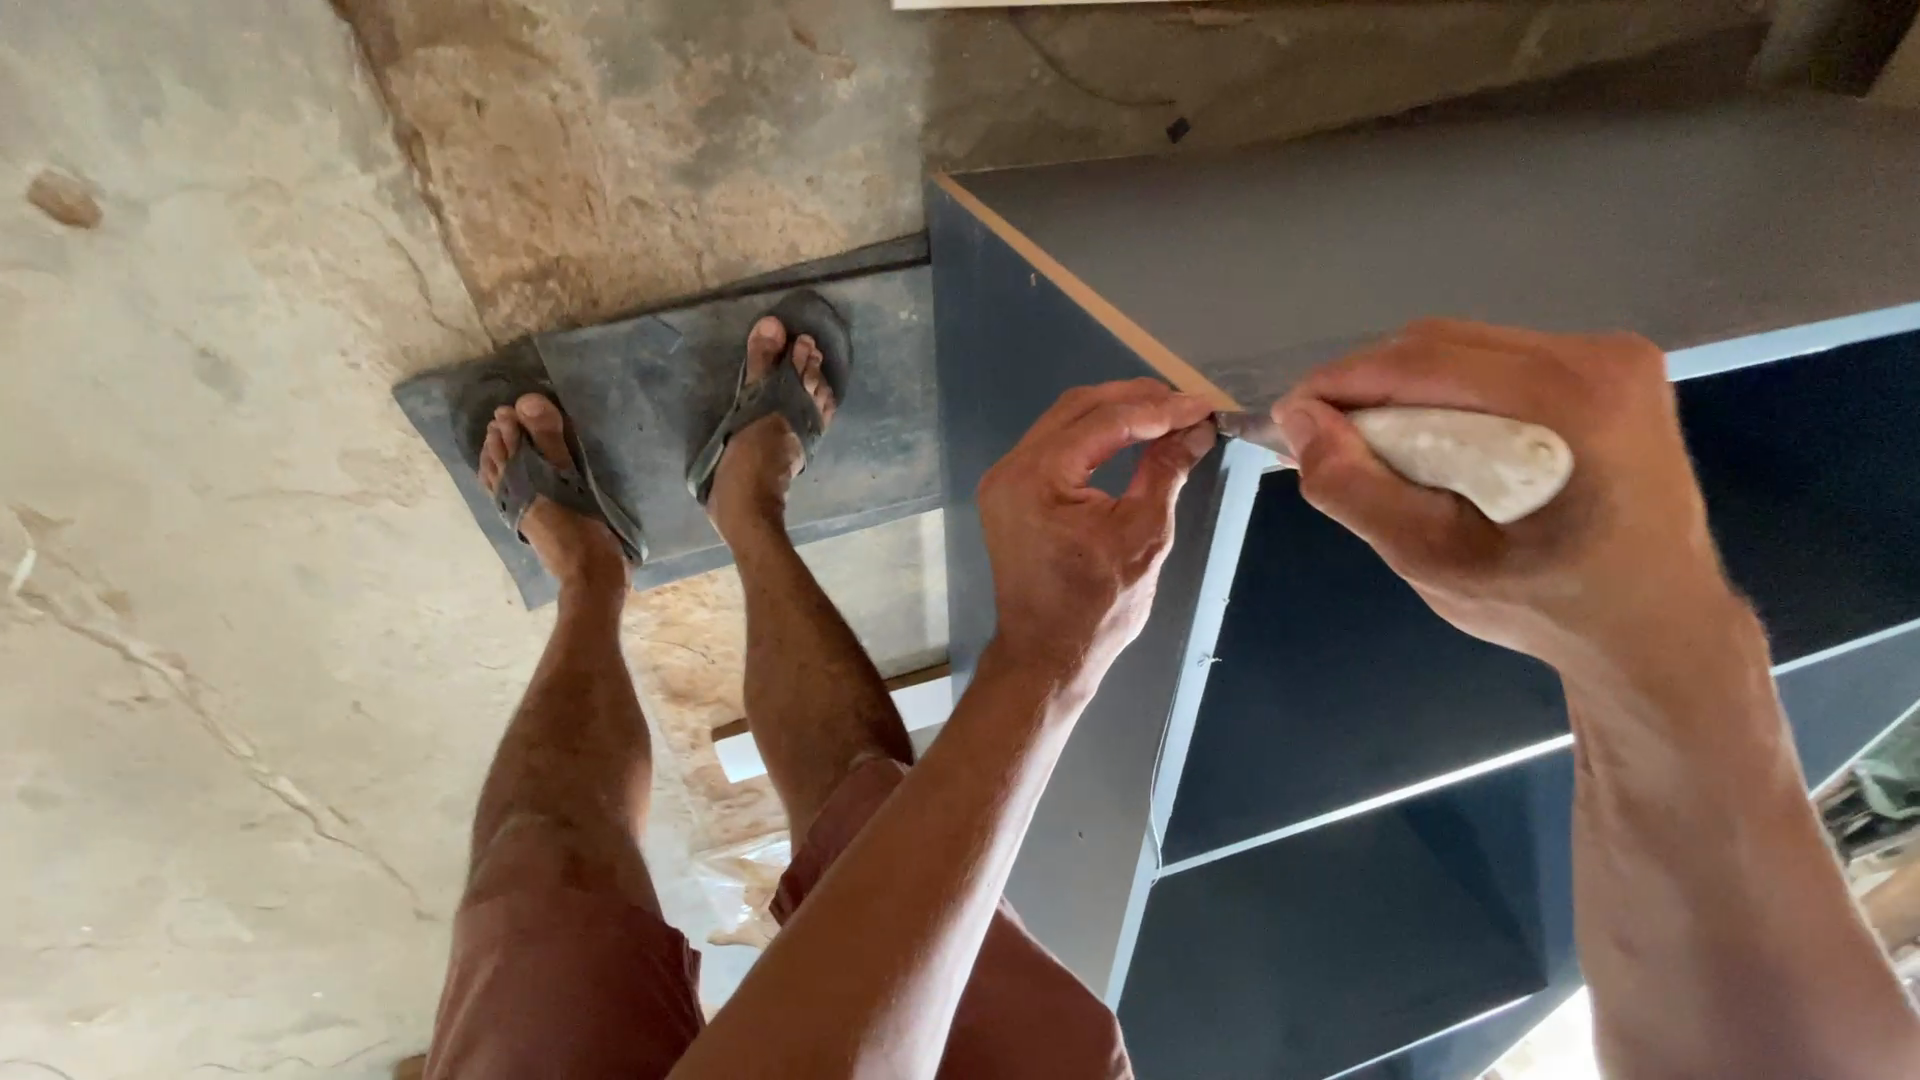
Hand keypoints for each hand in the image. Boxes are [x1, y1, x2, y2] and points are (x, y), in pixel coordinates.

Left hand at [978, 379, 1216, 683]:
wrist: (1048, 655)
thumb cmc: (1098, 607)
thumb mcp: (1143, 536)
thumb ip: (1166, 471)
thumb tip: (1197, 429)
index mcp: (1036, 478)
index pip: (1104, 422)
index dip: (1159, 409)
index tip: (1203, 405)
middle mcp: (1010, 469)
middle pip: (1077, 408)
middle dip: (1135, 399)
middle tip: (1186, 405)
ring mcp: (1004, 480)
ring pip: (1063, 422)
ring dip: (1114, 413)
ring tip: (1165, 414)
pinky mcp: (1010, 493)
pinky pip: (1054, 446)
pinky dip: (1092, 436)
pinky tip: (1128, 435)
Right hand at [1274, 319, 1740, 675]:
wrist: (1652, 626)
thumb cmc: (1540, 602)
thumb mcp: (1427, 557)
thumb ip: (1354, 487)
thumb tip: (1297, 420)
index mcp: (1565, 397)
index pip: (1416, 361)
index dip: (1335, 383)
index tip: (1285, 423)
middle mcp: (1595, 356)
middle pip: (1436, 345)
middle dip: (1362, 386)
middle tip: (1320, 441)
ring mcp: (1610, 358)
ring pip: (1459, 349)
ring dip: (1397, 390)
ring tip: (1367, 445)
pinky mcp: (1608, 372)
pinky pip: (1491, 363)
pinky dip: (1438, 394)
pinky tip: (1425, 439)